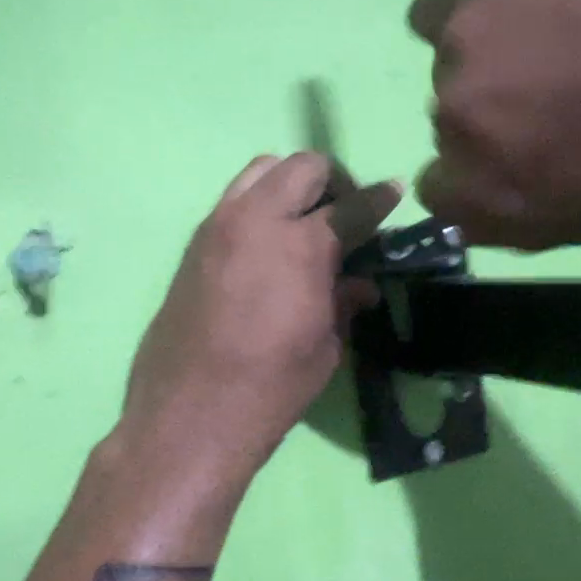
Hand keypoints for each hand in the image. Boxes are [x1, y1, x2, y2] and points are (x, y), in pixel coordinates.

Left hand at [118, 153, 400, 478]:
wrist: (188, 414)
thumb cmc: (269, 388)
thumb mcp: (324, 348)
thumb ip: (343, 303)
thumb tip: (359, 284)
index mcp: (302, 244)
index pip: (352, 206)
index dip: (379, 199)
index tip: (393, 193)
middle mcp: (256, 219)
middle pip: (303, 167)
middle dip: (332, 182)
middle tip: (344, 215)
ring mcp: (218, 226)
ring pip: (261, 171)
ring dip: (289, 184)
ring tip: (302, 222)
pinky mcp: (193, 244)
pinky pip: (233, 201)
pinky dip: (258, 206)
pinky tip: (267, 246)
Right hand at [409, 0, 580, 249]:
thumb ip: (518, 222)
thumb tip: (475, 207)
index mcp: (485, 191)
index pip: (440, 195)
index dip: (482, 178)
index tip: (525, 157)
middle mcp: (455, 122)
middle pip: (447, 128)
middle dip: (492, 120)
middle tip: (560, 94)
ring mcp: (463, 42)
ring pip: (450, 65)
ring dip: (492, 60)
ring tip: (564, 37)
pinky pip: (436, 10)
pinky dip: (466, 12)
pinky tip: (519, 6)